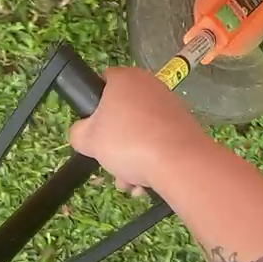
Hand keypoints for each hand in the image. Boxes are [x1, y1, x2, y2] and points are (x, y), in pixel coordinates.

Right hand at [68, 67, 211, 192]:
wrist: (178, 162)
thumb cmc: (127, 142)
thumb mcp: (88, 140)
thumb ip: (78, 133)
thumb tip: (83, 134)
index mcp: (124, 78)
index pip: (103, 81)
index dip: (95, 105)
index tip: (93, 128)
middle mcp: (149, 85)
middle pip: (123, 114)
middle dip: (115, 145)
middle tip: (112, 164)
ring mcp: (170, 105)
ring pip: (141, 133)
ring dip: (131, 160)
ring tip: (130, 182)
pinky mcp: (184, 126)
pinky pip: (159, 142)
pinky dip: (152, 161)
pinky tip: (147, 182)